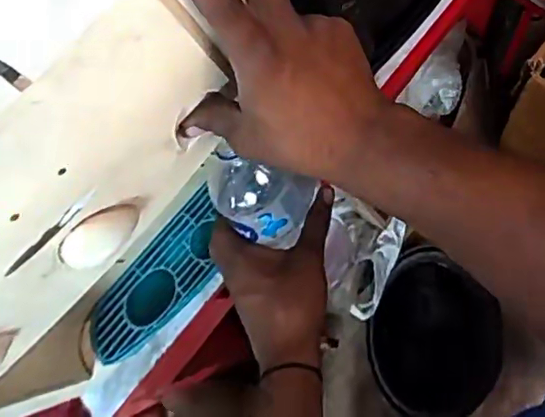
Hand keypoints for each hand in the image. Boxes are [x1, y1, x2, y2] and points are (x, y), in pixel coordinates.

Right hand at [159, 0, 394, 182]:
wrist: (367, 139)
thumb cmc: (302, 141)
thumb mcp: (249, 137)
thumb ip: (216, 117)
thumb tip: (188, 119)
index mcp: (257, 52)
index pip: (219, 2)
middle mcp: (286, 28)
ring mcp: (316, 23)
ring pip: (283, 4)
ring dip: (269, 12)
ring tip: (272, 49)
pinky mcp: (339, 28)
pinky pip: (309, 25)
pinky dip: (299, 38)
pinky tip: (304, 64)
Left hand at [212, 187, 332, 368]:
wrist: (291, 356)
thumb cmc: (294, 302)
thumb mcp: (309, 258)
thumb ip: (316, 222)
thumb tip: (325, 188)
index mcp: (235, 255)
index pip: (219, 220)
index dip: (229, 201)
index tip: (246, 187)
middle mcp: (228, 269)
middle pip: (223, 235)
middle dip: (237, 217)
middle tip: (258, 201)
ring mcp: (235, 286)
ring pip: (231, 252)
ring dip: (244, 236)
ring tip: (266, 216)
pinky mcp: (245, 298)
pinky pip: (240, 266)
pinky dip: (250, 253)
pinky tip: (271, 246)